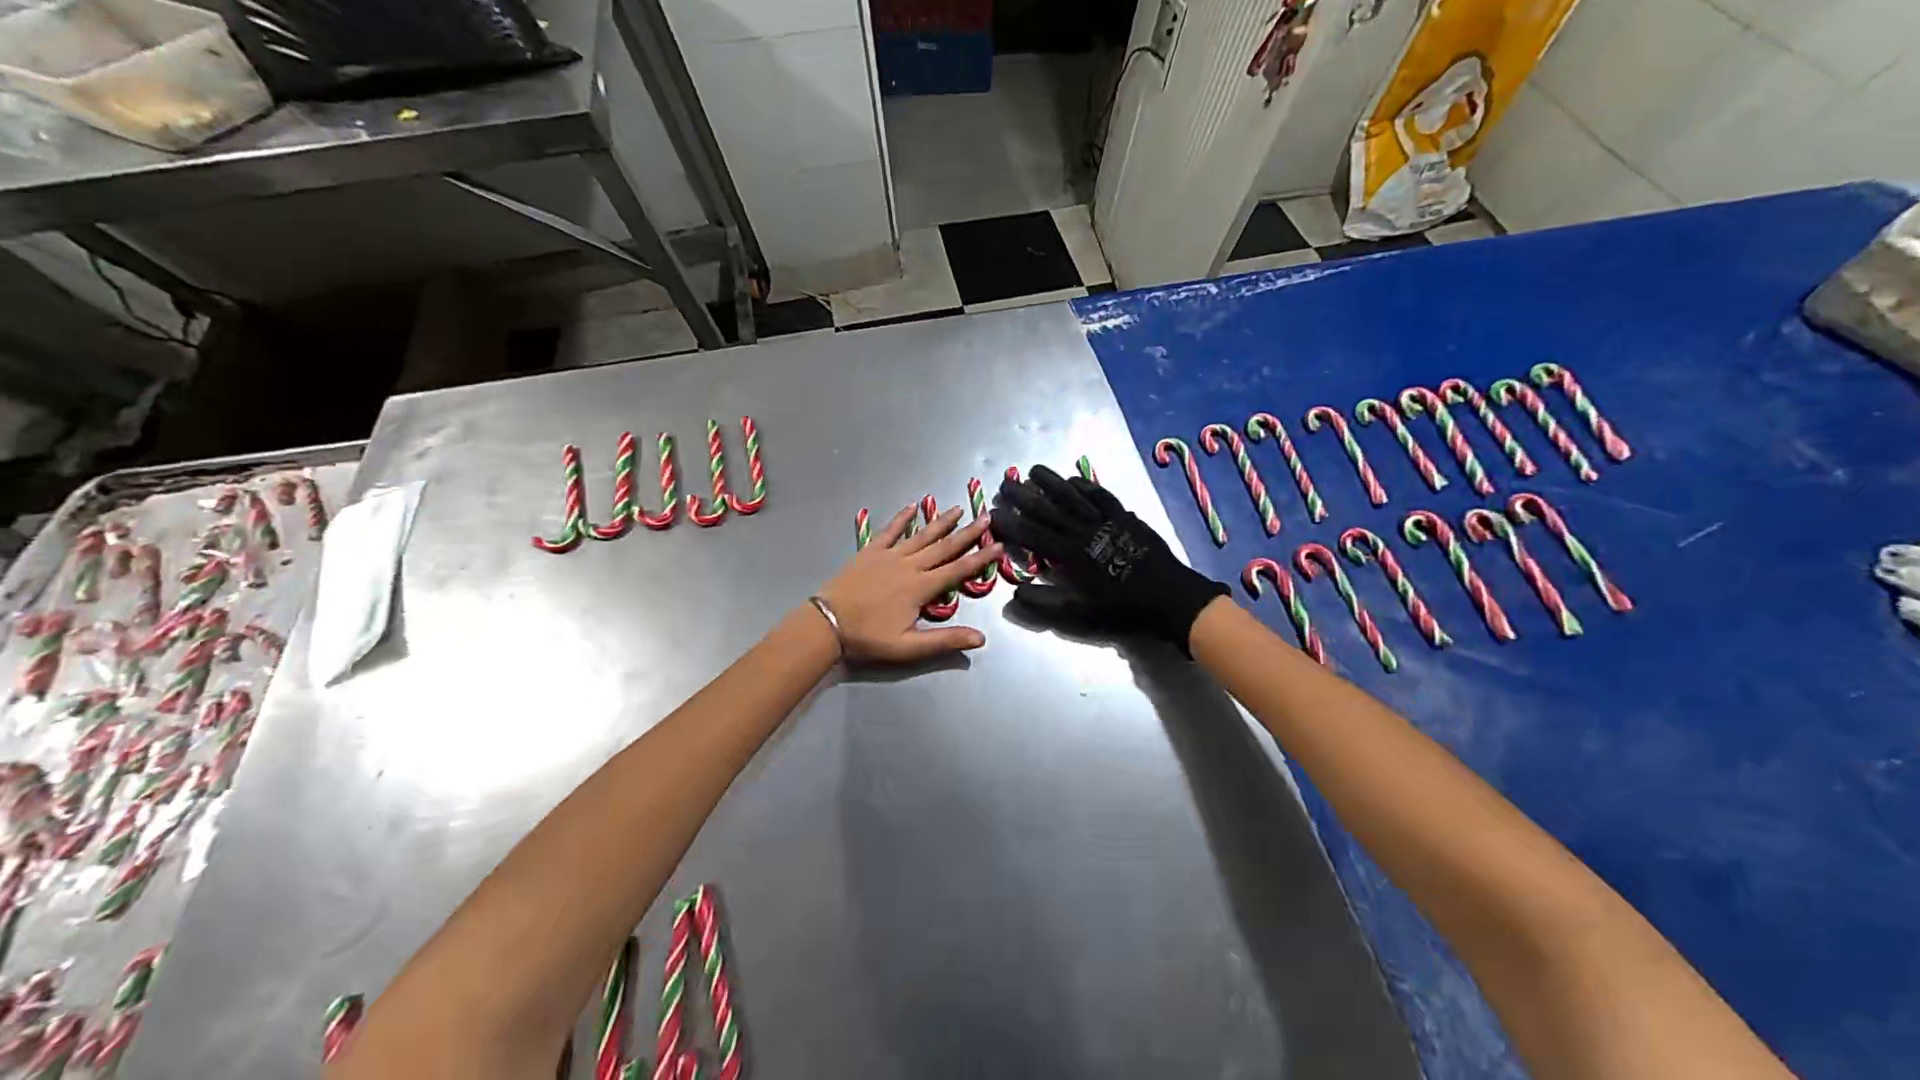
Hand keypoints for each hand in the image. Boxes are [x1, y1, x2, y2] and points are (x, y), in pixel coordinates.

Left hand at [814, 505, 1002, 661]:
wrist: (827, 623)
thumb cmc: (869, 637)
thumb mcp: (909, 646)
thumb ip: (945, 640)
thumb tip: (980, 638)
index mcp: (921, 587)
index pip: (958, 569)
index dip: (980, 558)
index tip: (998, 545)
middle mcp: (909, 565)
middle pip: (944, 546)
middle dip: (967, 532)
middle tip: (986, 517)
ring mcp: (889, 556)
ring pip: (921, 535)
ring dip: (940, 522)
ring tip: (957, 508)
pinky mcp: (870, 552)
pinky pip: (889, 531)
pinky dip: (901, 519)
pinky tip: (912, 507)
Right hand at [992, 466, 1227, 652]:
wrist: (1170, 597)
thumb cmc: (1123, 609)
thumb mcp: (1081, 614)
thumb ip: (1046, 603)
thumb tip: (1014, 595)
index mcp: (1071, 554)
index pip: (1033, 534)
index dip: (1011, 524)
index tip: (994, 515)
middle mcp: (1084, 530)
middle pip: (1049, 508)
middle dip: (1024, 495)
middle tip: (1005, 483)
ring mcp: (1105, 520)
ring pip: (1073, 495)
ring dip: (1051, 482)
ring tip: (1032, 471)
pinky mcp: (1124, 517)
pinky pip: (1101, 495)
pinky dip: (1085, 485)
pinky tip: (1074, 479)